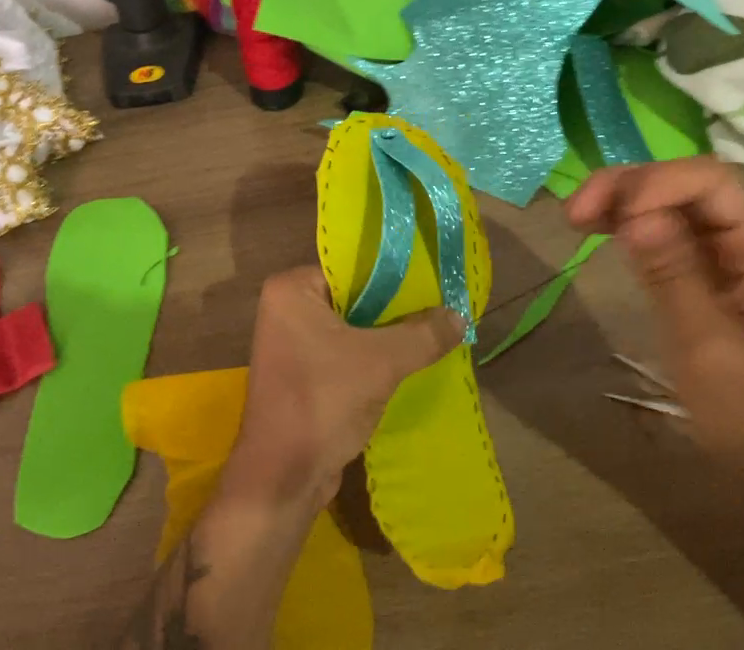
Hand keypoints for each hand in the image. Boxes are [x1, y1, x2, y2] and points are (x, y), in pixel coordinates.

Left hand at [224, 266, 464, 508]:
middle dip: (393, 309)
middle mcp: (284, 310)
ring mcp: (290, 345)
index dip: (391, 275)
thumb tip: (459, 316)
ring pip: (350, 329)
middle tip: (440, 310)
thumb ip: (422, 334)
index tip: (432, 281)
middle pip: (351, 298)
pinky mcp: (300, 376)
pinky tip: (408, 366)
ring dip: (386, 338)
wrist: (285, 475)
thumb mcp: (382, 362)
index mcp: (290, 290)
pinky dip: (372, 361)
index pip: (349, 268)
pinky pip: (343, 355)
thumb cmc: (325, 401)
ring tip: (433, 336)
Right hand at [565, 158, 743, 508]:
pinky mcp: (718, 277)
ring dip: (625, 201)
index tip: (606, 217)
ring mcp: (738, 259)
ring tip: (577, 218)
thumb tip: (634, 212)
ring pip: (677, 204)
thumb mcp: (708, 347)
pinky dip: (635, 227)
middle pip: (690, 184)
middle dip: (630, 187)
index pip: (710, 182)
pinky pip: (675, 234)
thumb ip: (673, 274)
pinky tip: (602, 233)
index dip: (653, 184)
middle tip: (575, 214)